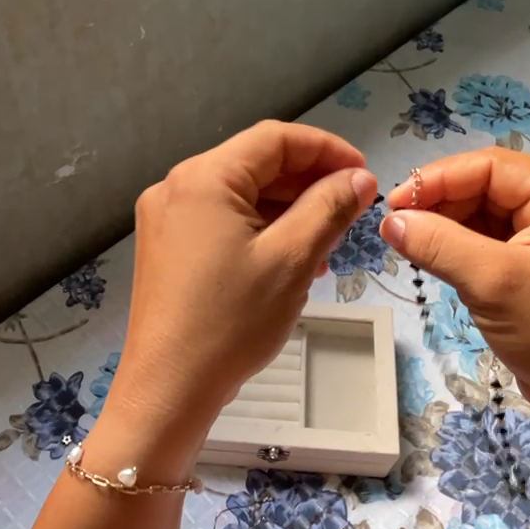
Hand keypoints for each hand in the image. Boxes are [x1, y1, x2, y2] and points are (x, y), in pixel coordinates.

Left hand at [110, 121, 376, 434]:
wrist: (169, 388)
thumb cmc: (231, 322)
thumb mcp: (291, 260)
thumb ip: (329, 208)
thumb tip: (359, 178)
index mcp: (202, 178)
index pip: (275, 139)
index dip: (327, 150)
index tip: (364, 177)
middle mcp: (175, 188)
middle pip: (255, 167)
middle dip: (308, 186)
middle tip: (350, 216)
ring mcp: (165, 221)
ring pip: (240, 199)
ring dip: (287, 214)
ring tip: (326, 248)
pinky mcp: (165, 251)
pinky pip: (221, 226)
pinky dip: (259, 235)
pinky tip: (289, 264)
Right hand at [379, 148, 529, 424]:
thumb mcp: (494, 283)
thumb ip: (439, 245)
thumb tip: (390, 222)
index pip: (490, 166)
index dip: (437, 180)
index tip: (393, 207)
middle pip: (484, 186)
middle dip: (439, 205)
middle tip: (396, 230)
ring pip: (481, 215)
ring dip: (444, 228)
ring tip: (408, 245)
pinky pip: (486, 242)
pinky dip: (456, 249)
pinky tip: (431, 259)